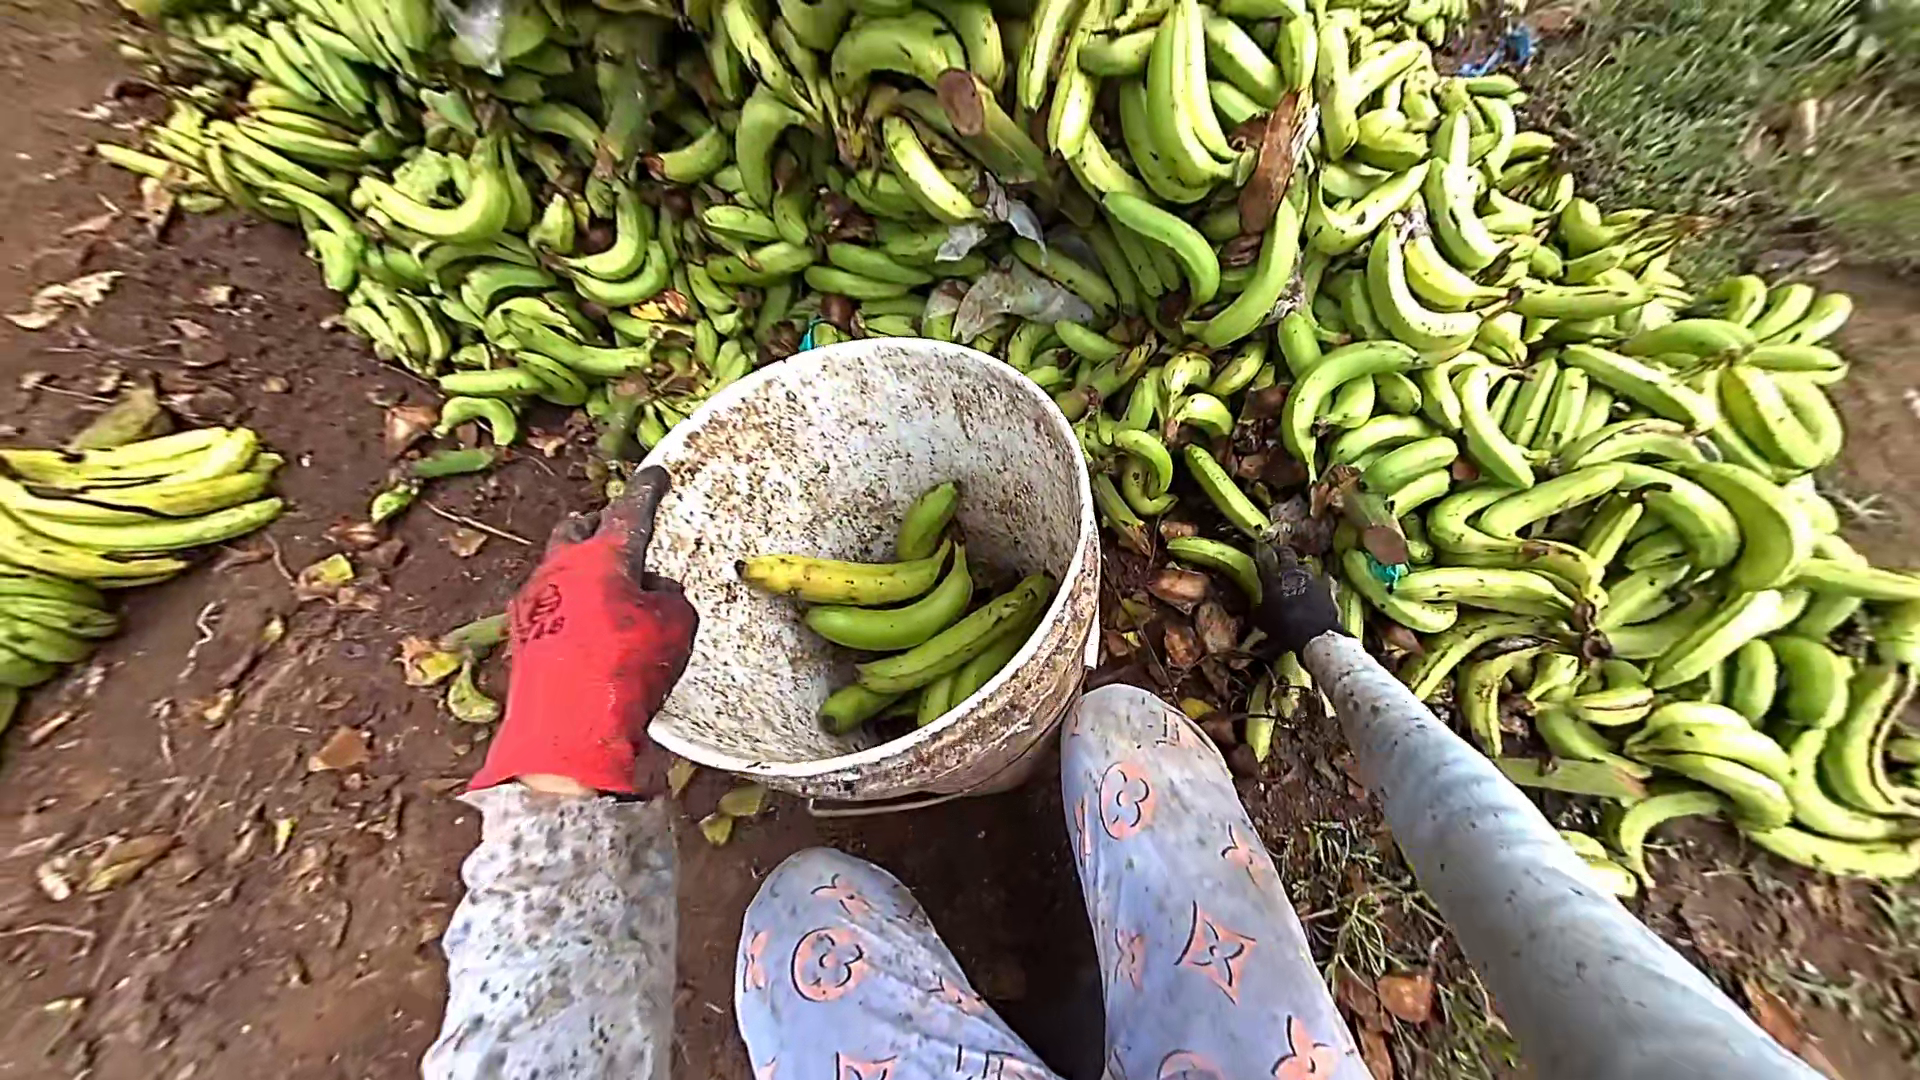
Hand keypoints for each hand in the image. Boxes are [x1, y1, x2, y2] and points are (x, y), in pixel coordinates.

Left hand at [469, 466, 698, 797]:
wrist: (569, 731)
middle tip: (623, 535)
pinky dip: (573, 599)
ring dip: (584, 564)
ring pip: (560, 562)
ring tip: (611, 584)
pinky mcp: (523, 631)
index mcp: (604, 556)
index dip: (648, 490)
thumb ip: (668, 597)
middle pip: (578, 527)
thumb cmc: (629, 667)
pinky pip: (552, 598)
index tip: (657, 474)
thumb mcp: (677, 624)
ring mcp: (535, 598)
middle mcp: (561, 567)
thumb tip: (653, 590)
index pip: (631, 511)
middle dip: (599, 524)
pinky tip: (592, 623)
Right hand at [1253, 543, 1344, 656]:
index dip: (1261, 551)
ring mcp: (1312, 577)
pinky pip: (1320, 578)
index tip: (1258, 549)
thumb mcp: (1261, 619)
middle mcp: (1293, 572)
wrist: (1315, 636)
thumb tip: (1253, 604)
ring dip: (1300, 567)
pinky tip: (1314, 586)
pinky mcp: (1327, 587)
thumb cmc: (1283, 626)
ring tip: (1297, 573)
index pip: (1265, 556)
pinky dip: (1316, 581)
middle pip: (1287, 553)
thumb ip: (1257, 606)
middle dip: (1281, 552)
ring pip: (1305, 564)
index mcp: (1273, 576)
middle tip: (1277, 555)